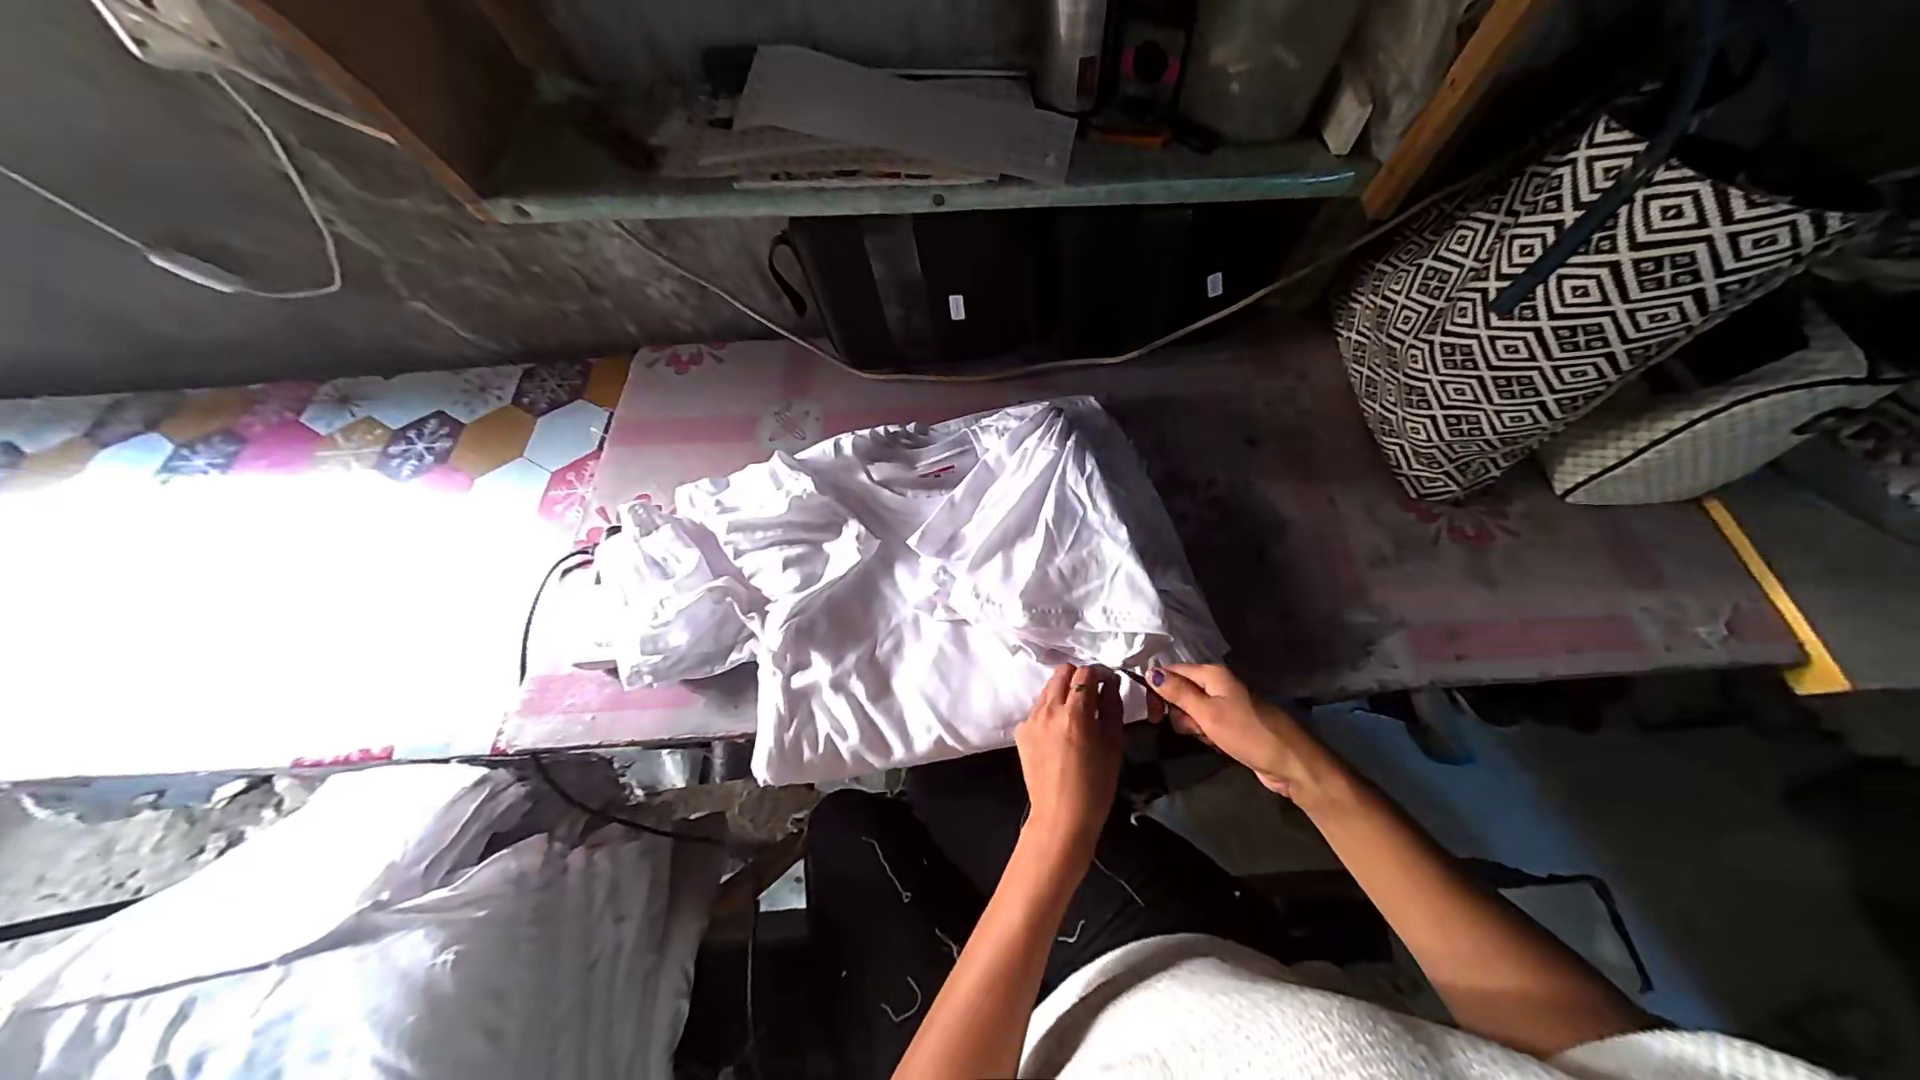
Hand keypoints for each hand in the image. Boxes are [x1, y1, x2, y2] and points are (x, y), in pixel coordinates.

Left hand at [1015, 664, 1123, 854]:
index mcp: (1075, 714)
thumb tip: (1111, 684)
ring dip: (1063, 692)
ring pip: (1047, 689)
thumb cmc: (1095, 786)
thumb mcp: (1114, 745)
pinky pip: (1037, 710)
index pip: (1085, 673)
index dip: (1099, 673)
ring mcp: (1031, 720)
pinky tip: (1060, 732)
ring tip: (1076, 714)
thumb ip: (1112, 708)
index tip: (1107, 682)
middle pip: (1061, 672)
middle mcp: (1048, 711)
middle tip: (1091, 694)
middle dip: (1078, 676)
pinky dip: (1050, 711)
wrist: (1061, 817)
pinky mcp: (1021, 732)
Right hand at [1147, 663, 1344, 807]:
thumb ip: (1177, 692)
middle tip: (1191, 727)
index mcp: (1212, 673)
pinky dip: (1205, 734)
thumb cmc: (1247, 733)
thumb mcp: (1207, 713)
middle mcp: (1218, 684)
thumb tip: (1150, 671)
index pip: (1171, 672)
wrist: (1290, 762)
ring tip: (1208, 737)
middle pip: (1180, 691)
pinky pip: (1205, 723)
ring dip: (1192, 726)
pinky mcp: (1231, 722)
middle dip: (1178, 712)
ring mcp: (1225, 704)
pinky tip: (1216, 743)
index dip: (1157, 690)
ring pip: (1191, 711)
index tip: (1152, 715)